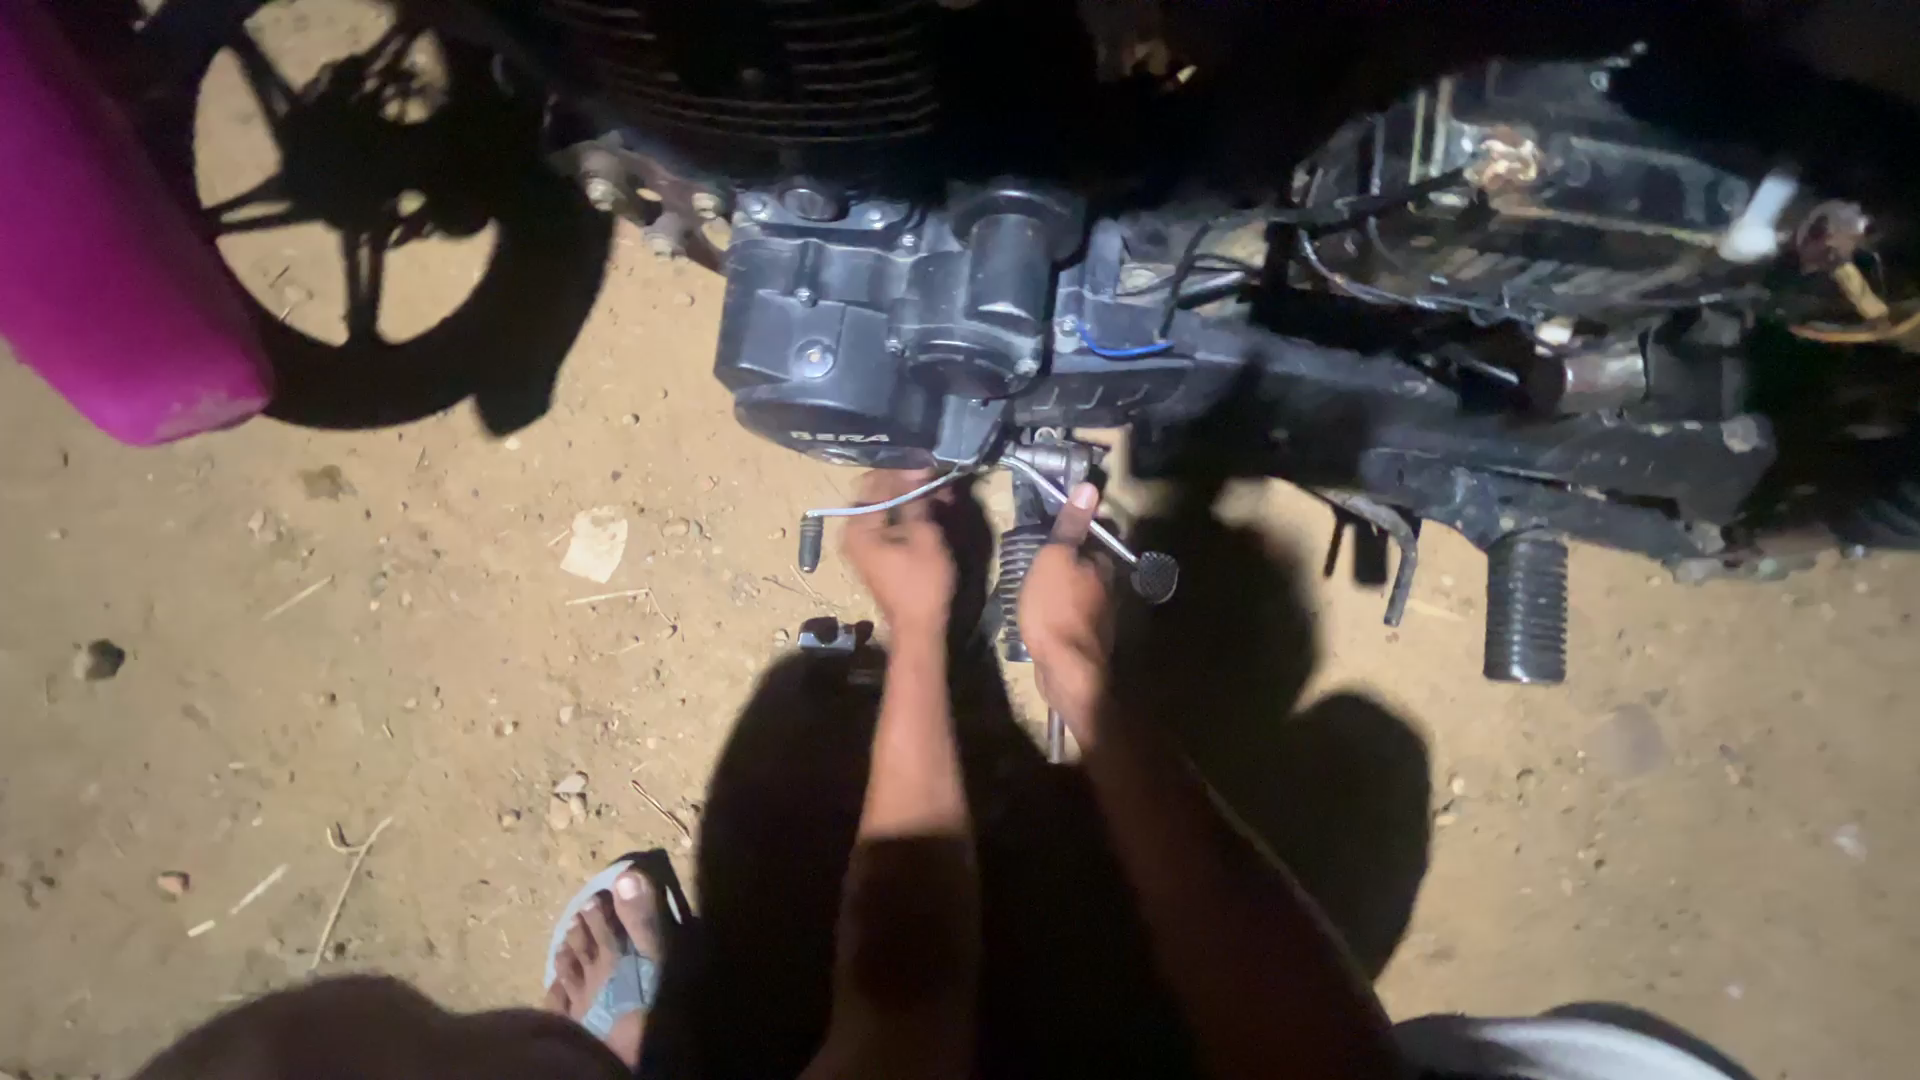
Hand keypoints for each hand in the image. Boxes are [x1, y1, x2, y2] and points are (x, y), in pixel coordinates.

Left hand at [843, 469, 956, 638]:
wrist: (918, 627)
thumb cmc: (922, 583)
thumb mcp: (924, 537)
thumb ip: (916, 499)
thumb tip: (918, 466)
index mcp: (858, 526)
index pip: (876, 480)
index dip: (904, 470)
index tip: (930, 466)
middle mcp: (852, 530)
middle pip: (879, 492)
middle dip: (909, 483)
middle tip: (939, 480)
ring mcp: (861, 542)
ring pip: (886, 506)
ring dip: (912, 498)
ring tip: (942, 495)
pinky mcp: (874, 551)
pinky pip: (888, 521)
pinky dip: (908, 514)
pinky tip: (932, 511)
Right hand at [1018, 482, 1114, 738]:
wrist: (1067, 670)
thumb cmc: (1055, 608)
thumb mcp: (1054, 559)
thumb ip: (1071, 526)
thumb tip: (1090, 485)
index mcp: (1103, 562)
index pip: (1092, 534)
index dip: (1073, 530)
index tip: (1049, 531)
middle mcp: (1110, 585)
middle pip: (1089, 562)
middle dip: (1070, 558)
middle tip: (1037, 556)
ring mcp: (1101, 614)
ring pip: (1082, 588)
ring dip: (1065, 585)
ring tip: (1036, 584)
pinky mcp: (1088, 638)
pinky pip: (1075, 612)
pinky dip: (1063, 609)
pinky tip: (1044, 613)